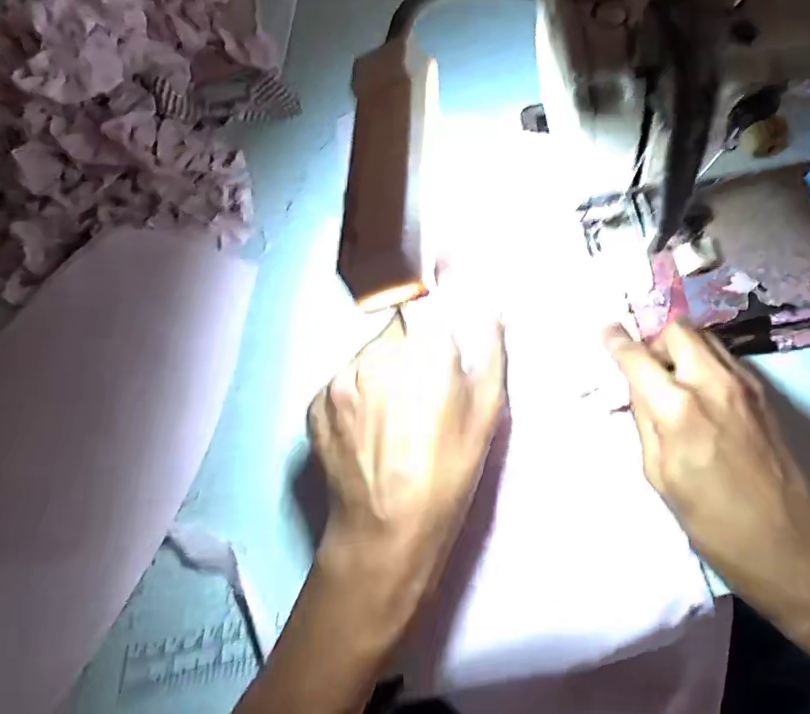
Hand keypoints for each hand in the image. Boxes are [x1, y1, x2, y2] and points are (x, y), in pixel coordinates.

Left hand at [307, 304, 505, 620]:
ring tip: (404, 405)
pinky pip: (348, 376)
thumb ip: (491, 346)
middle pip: (401, 322)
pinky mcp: (317, 402)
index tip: (445, 278)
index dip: (435, 283)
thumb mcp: (489, 407)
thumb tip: (492, 305)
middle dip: (419, 337)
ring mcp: (340, 378)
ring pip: (372, 349)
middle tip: (433, 374)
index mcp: (423, 350)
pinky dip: (365, 385)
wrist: (385, 532)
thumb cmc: (451, 468)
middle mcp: (375, 354)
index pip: (423, 291)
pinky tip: (378, 421)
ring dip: (391, 360)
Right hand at [603, 321, 809, 645]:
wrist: (791, 537)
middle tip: (649, 369)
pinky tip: (703, 393)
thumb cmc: (716, 524)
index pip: (640, 358)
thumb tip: (639, 388)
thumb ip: (646, 424)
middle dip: (656, 341)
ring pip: (704, 336)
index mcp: (680, 411)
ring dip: (683, 348)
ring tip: (676, 380)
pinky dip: (706, 361)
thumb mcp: (662, 480)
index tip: (607, 332)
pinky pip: (725, 356)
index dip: (618, 343)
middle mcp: (713, 382)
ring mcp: (743, 381)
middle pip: (677, 330)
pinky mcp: (762, 388)